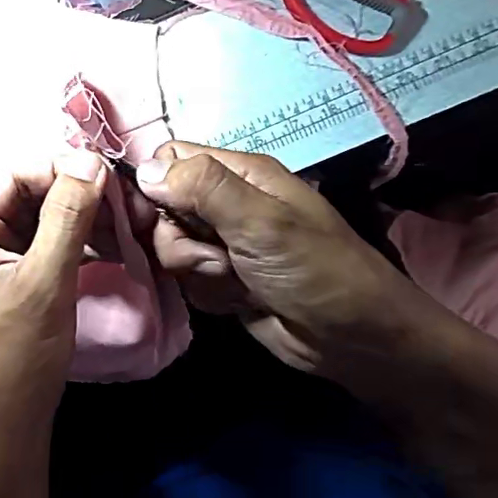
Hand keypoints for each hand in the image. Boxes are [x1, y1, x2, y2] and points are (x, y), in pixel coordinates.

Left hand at [0, 152, 106, 443]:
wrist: (7, 427)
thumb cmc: (17, 355)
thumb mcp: (45, 280)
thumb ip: (68, 214)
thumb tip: (91, 157)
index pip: (15, 175)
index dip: (63, 170)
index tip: (112, 178)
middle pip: (33, 194)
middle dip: (81, 197)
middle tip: (128, 206)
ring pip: (48, 218)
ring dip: (87, 219)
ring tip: (127, 227)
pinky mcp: (18, 277)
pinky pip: (52, 243)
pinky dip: (82, 241)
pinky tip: (112, 246)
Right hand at [134, 142, 433, 380]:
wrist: (351, 337)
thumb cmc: (314, 268)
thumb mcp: (260, 220)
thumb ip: (203, 189)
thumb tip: (146, 171)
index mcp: (239, 174)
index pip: (172, 159)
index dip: (156, 184)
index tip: (156, 214)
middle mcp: (226, 204)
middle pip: (164, 209)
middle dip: (180, 239)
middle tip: (216, 254)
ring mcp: (224, 244)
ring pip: (172, 249)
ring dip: (197, 270)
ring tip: (236, 279)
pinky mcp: (223, 281)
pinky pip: (188, 281)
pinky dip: (208, 293)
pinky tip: (239, 299)